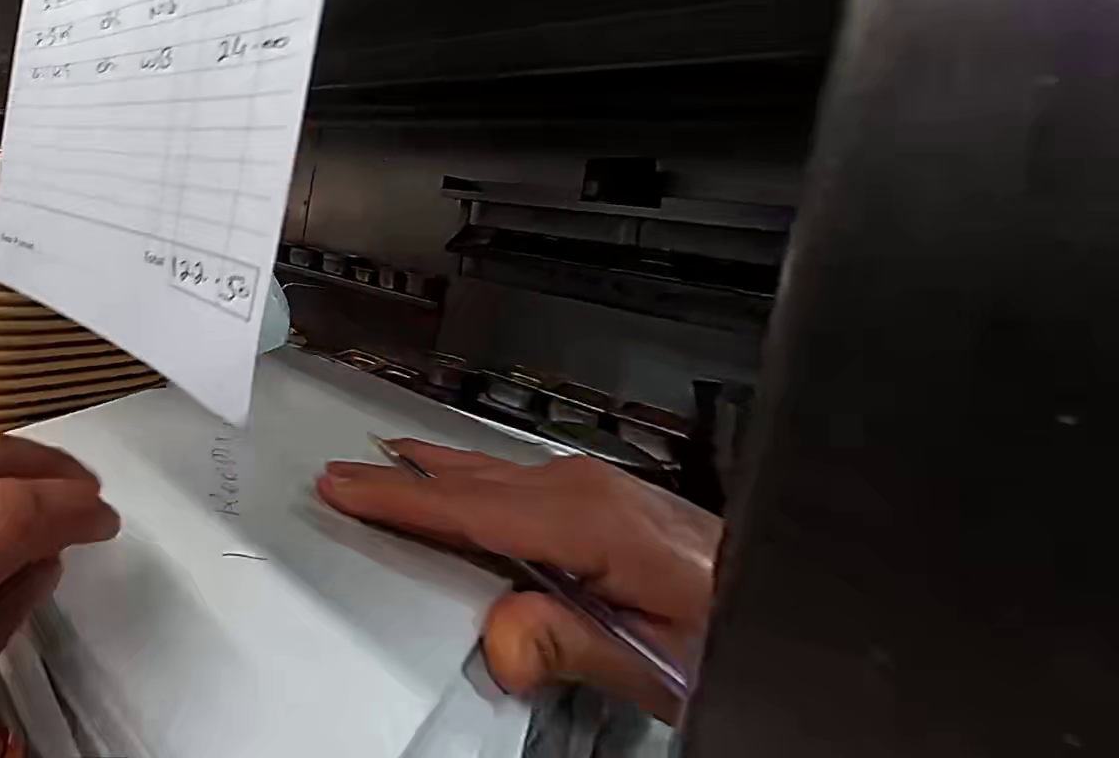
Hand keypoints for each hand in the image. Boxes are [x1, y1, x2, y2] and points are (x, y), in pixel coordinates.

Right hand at [317, 441, 719, 723]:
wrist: (785, 595)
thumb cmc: (730, 636)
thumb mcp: (660, 661)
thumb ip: (571, 644)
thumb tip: (495, 642)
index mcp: (586, 520)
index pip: (467, 507)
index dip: (399, 498)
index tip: (345, 487)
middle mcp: (575, 485)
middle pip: (462, 478)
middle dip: (395, 476)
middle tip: (339, 472)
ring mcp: (580, 479)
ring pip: (479, 468)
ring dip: (421, 470)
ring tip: (377, 462)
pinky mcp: (585, 485)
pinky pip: (501, 473)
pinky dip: (455, 474)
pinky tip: (442, 471)